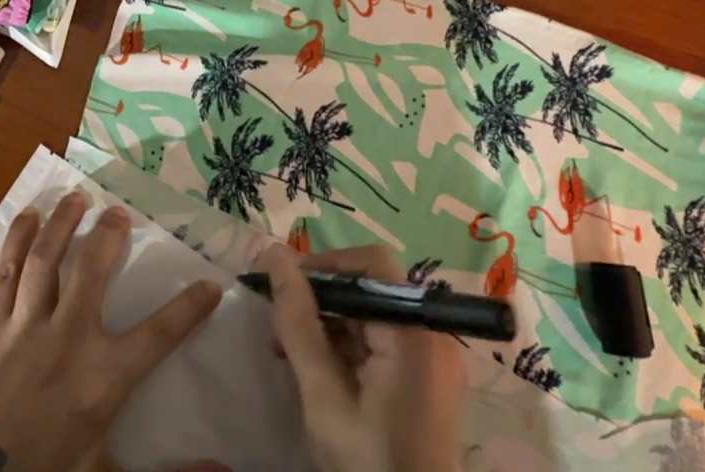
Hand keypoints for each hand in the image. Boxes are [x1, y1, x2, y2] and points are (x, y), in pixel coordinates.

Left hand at [0, 190, 222, 471]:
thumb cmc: (46, 470)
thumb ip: (168, 469)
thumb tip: (223, 468)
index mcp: (103, 377)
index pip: (158, 335)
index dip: (188, 309)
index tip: (209, 286)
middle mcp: (66, 339)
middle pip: (91, 271)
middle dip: (108, 236)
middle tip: (118, 211)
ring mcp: (25, 327)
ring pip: (45, 259)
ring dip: (62, 223)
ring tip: (76, 196)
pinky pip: (6, 271)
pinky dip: (17, 239)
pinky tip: (28, 216)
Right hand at [263, 244, 468, 471]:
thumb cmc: (368, 465)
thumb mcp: (322, 395)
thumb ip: (298, 322)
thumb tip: (272, 253)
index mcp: (414, 335)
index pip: (370, 264)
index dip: (323, 264)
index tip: (280, 285)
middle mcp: (432, 338)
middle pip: (370, 288)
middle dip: (318, 297)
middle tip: (275, 322)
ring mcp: (431, 362)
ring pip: (370, 314)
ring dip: (326, 322)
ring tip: (285, 348)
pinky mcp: (425, 382)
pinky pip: (380, 342)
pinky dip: (344, 345)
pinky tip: (312, 367)